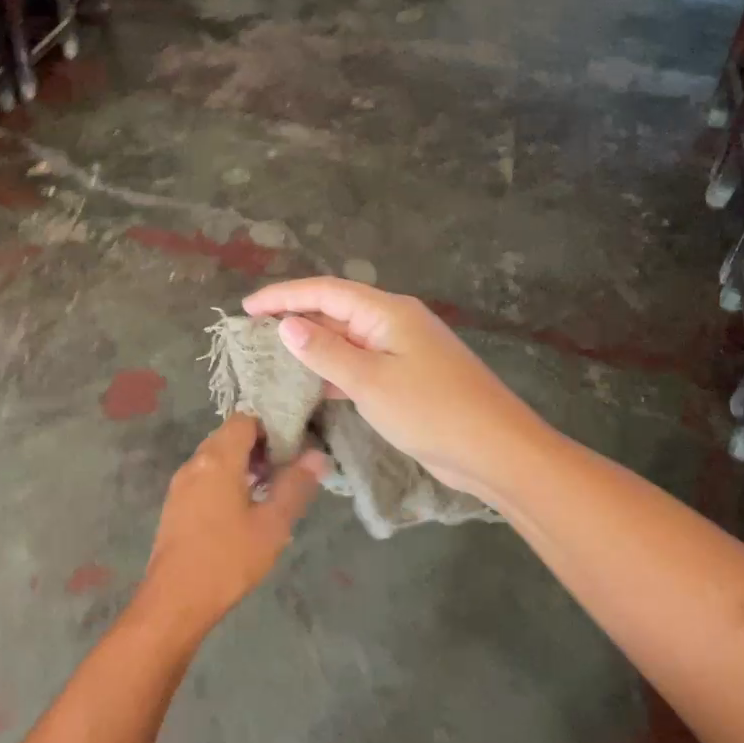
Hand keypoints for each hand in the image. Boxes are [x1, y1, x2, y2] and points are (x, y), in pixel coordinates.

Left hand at [140, 415, 325, 634]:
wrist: (175, 599)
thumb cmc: (228, 559)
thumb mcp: (272, 525)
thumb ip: (294, 486)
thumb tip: (317, 456)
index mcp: (217, 459)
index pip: (244, 420)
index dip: (270, 428)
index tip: (292, 450)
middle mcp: (194, 462)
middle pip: (228, 436)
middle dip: (258, 447)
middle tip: (284, 472)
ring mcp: (180, 483)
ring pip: (214, 457)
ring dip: (241, 465)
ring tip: (267, 493)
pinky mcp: (175, 504)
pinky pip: (203, 477)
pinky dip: (224, 480)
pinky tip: (241, 511)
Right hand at [243, 277, 557, 503]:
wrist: (497, 451)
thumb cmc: (432, 411)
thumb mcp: (370, 381)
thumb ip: (325, 353)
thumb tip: (287, 325)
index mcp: (387, 312)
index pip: (325, 292)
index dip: (283, 296)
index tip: (246, 307)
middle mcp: (394, 322)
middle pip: (335, 311)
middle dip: (294, 318)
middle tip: (252, 332)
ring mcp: (403, 351)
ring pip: (347, 339)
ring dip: (312, 346)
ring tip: (272, 355)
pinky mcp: (408, 378)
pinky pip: (361, 364)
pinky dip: (333, 370)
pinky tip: (310, 385)